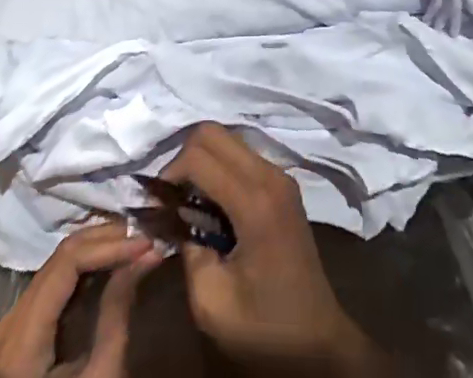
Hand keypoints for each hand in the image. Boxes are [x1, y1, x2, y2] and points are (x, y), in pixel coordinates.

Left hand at [0, 222, 164, 377]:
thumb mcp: (102, 373)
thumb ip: (117, 310)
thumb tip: (146, 254)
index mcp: (22, 338)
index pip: (66, 264)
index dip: (108, 246)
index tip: (147, 243)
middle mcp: (10, 319)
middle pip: (60, 256)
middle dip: (106, 240)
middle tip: (147, 236)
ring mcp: (13, 320)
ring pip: (58, 261)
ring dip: (99, 246)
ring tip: (136, 243)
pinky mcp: (24, 323)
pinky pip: (57, 278)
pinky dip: (88, 264)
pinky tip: (115, 259)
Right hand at [162, 124, 387, 376]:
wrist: (316, 340)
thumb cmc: (263, 325)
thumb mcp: (211, 300)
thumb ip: (186, 248)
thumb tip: (171, 217)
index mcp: (255, 202)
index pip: (199, 156)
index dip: (168, 174)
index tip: (157, 206)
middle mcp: (271, 176)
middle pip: (213, 132)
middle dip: (183, 157)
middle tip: (170, 197)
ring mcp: (281, 177)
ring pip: (228, 139)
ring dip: (201, 161)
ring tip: (187, 201)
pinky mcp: (283, 185)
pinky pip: (242, 156)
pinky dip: (218, 167)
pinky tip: (211, 204)